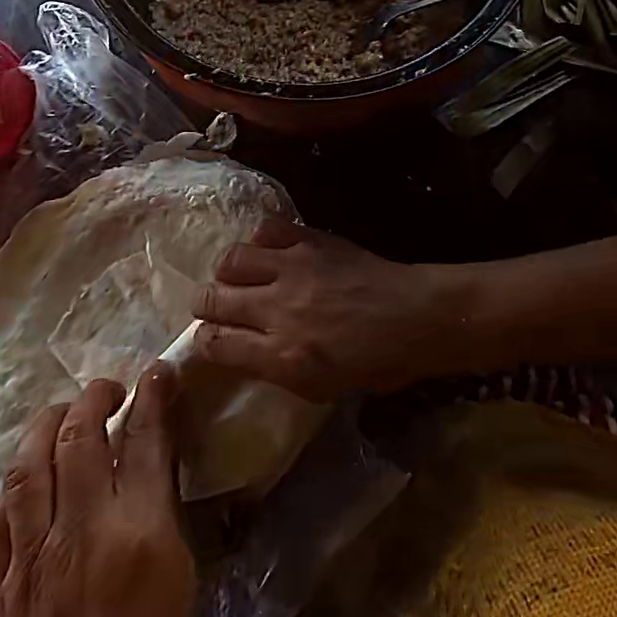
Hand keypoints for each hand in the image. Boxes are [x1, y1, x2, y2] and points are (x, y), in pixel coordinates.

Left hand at [0, 366, 194, 616]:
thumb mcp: (179, 574)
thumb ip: (163, 509)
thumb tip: (153, 452)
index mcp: (139, 536)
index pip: (146, 442)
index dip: (153, 397)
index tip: (158, 372)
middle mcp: (81, 534)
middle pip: (80, 438)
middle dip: (95, 398)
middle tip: (109, 389)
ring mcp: (33, 559)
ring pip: (28, 466)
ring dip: (46, 427)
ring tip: (63, 414)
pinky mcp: (1, 587)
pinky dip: (9, 494)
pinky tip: (25, 484)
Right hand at [192, 219, 453, 399]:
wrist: (414, 317)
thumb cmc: (373, 362)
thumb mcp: (320, 386)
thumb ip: (273, 367)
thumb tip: (239, 350)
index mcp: (281, 355)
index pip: (215, 344)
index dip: (203, 342)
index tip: (208, 339)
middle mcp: (277, 310)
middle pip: (213, 300)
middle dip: (204, 306)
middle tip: (211, 307)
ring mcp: (291, 270)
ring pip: (231, 261)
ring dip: (226, 272)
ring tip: (235, 277)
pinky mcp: (307, 241)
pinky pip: (265, 231)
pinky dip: (259, 241)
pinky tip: (267, 252)